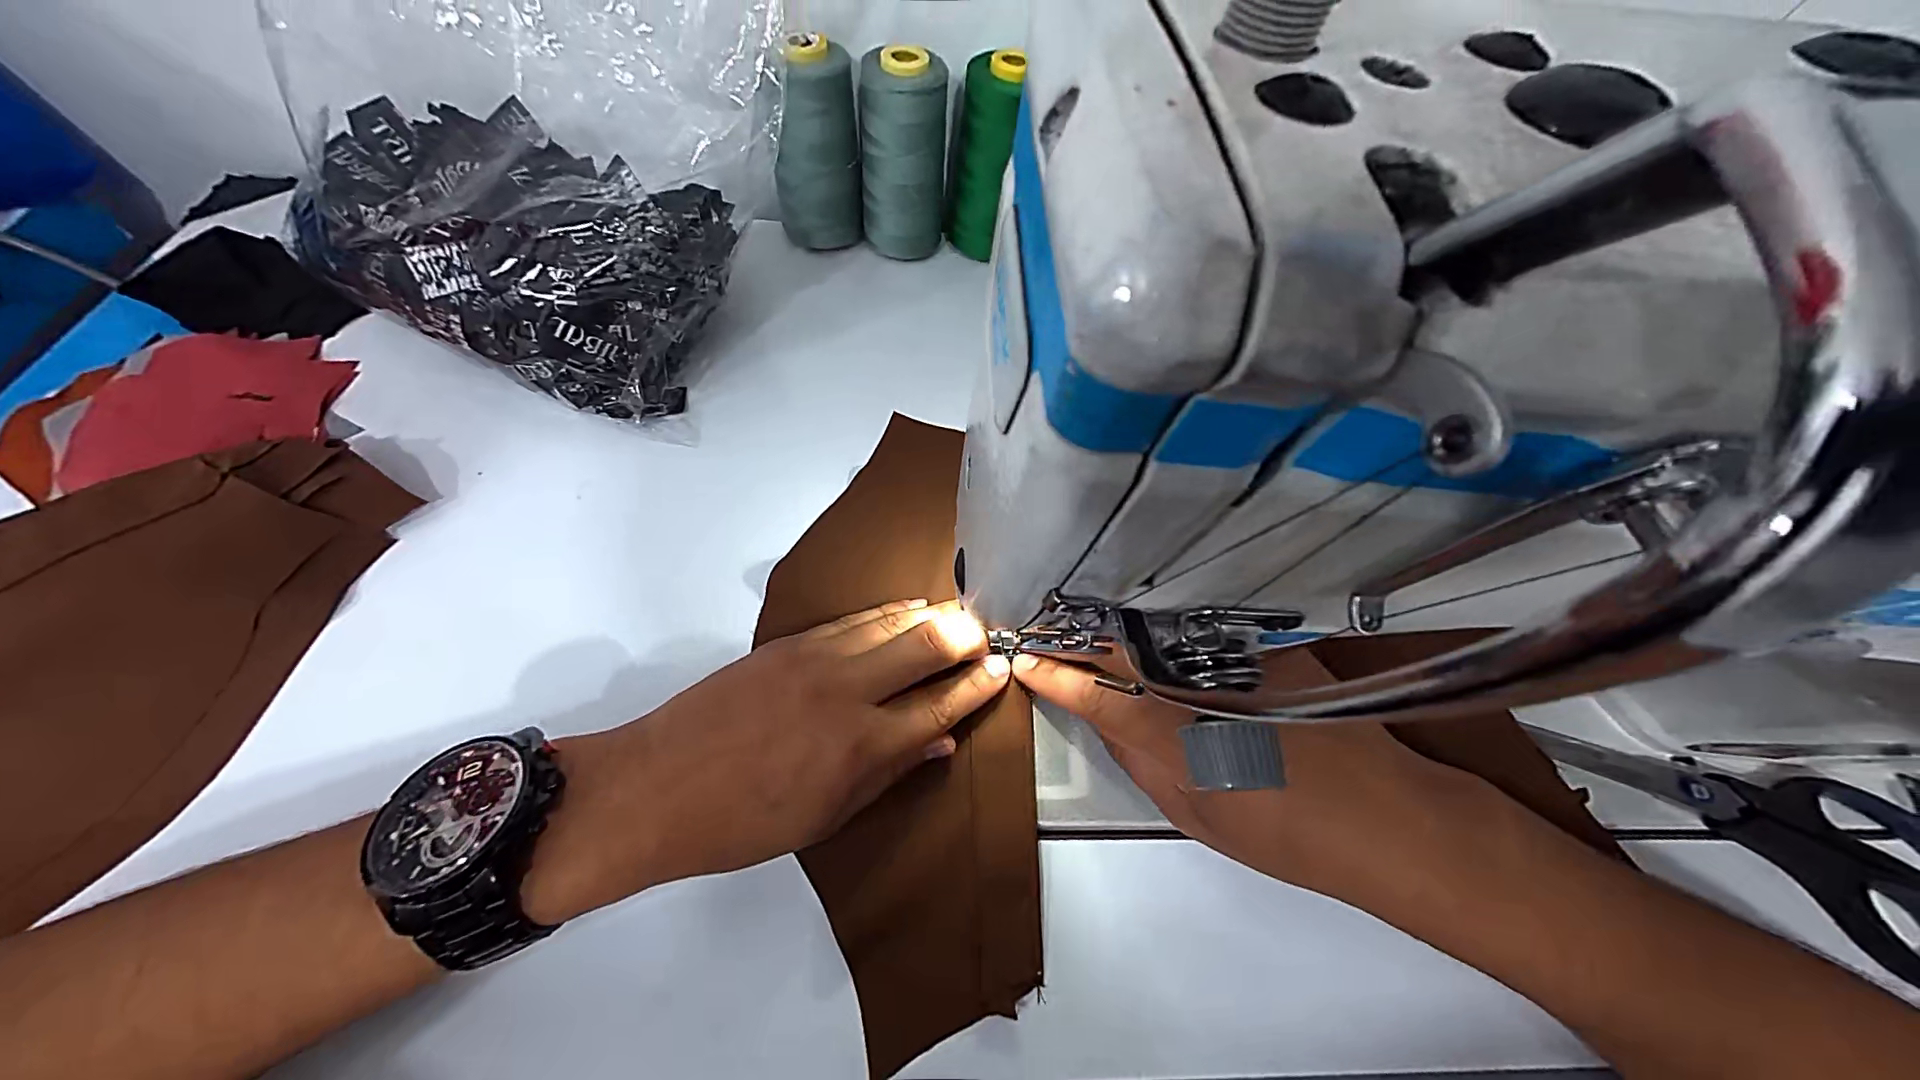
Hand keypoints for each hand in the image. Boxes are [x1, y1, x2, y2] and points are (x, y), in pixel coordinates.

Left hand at [524, 600, 1009, 921]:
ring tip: (953, 617)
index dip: (979, 684)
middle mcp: (847, 693)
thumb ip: (891, 771)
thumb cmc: (745, 822)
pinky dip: (886, 614)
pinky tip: (902, 612)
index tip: (1001, 669)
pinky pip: (852, 620)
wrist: (656, 787)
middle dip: (965, 635)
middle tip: (983, 637)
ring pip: (891, 621)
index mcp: (862, 747)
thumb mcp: (827, 815)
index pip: (941, 704)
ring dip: (929, 616)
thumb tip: (942, 741)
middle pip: (927, 644)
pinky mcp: (788, 643)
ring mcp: (815, 659)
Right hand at [1011, 653, 1510, 905]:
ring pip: (1161, 636)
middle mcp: (1200, 685)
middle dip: (1082, 644)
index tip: (1026, 662)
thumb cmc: (1284, 835)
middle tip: (1058, 643)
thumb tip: (1106, 722)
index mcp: (1172, 734)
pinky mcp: (1271, 647)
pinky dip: (1182, 641)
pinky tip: (1180, 648)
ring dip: (1127, 636)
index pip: (1094, 694)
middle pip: (1122, 649)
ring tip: (1104, 638)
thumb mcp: (1194, 814)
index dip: (1054, 676)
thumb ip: (1141, 761)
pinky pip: (1208, 637)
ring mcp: (1238, 661)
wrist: (1386, 818)